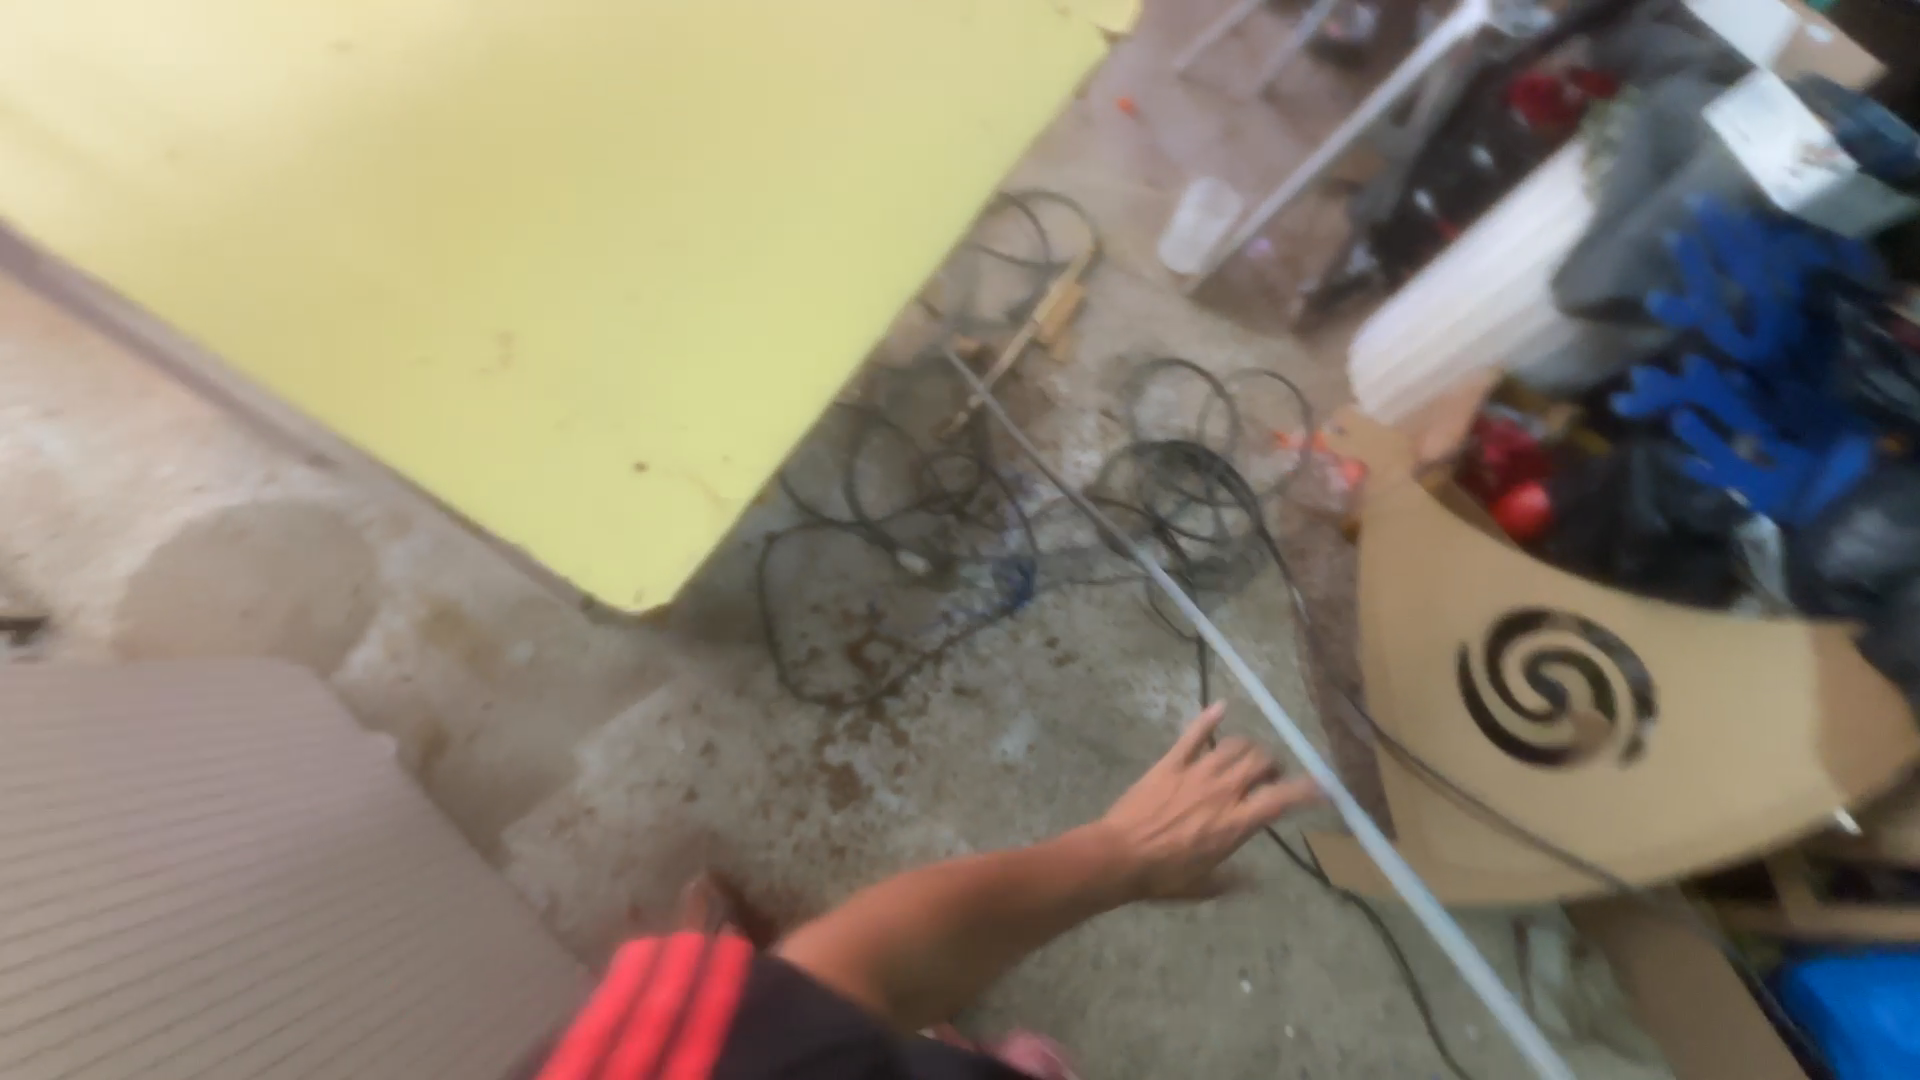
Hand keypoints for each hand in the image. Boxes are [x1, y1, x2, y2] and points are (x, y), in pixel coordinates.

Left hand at [1094, 702, 1318, 899]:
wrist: (1119, 855)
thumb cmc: (1163, 876)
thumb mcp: (1205, 885)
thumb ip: (1233, 880)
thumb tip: (1255, 881)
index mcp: (1236, 823)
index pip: (1282, 799)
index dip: (1308, 790)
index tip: (1325, 787)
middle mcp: (1222, 792)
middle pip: (1260, 763)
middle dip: (1272, 764)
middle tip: (1271, 773)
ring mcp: (1195, 773)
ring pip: (1232, 746)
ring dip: (1246, 746)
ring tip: (1247, 753)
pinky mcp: (1170, 763)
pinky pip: (1192, 735)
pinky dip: (1208, 719)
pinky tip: (1220, 706)